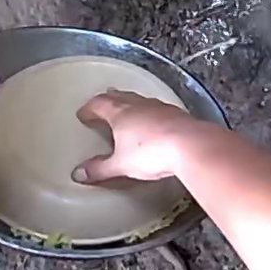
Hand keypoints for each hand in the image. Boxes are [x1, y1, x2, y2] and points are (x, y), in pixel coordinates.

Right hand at [72, 90, 217, 182]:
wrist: (190, 145)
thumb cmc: (152, 152)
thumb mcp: (121, 165)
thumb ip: (100, 169)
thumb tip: (80, 173)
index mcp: (120, 113)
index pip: (100, 104)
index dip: (90, 108)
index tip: (83, 113)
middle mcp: (140, 105)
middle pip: (120, 96)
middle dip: (109, 100)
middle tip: (102, 104)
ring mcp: (160, 107)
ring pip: (140, 100)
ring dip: (130, 103)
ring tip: (126, 109)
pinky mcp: (177, 114)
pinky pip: (158, 109)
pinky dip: (150, 112)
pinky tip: (153, 120)